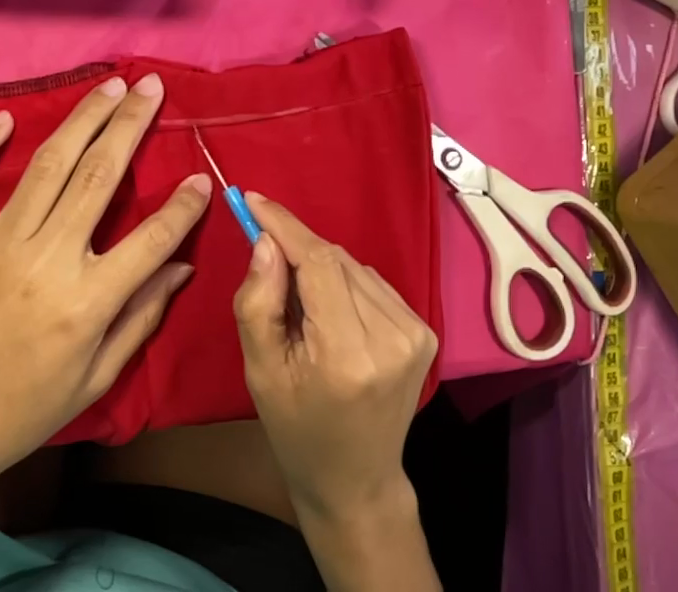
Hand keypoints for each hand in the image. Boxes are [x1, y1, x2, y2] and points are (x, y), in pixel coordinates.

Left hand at [0, 74, 212, 479]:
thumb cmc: (23, 409)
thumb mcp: (96, 377)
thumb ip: (141, 317)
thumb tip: (180, 268)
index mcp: (87, 301)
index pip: (152, 239)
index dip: (183, 206)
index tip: (201, 177)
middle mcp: (46, 260)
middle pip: (99, 177)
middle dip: (131, 126)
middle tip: (150, 88)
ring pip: (47, 166)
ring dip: (82, 119)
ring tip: (109, 86)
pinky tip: (3, 120)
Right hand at [232, 193, 436, 519]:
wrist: (356, 478)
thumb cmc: (297, 428)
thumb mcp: (261, 371)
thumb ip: (258, 303)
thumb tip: (266, 242)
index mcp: (348, 354)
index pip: (319, 264)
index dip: (286, 227)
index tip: (252, 200)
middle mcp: (392, 337)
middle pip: (336, 261)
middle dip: (296, 250)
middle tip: (264, 259)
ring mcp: (416, 333)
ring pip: (354, 267)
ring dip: (320, 268)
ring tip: (300, 305)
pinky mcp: (425, 332)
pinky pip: (372, 283)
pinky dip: (344, 283)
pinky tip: (330, 312)